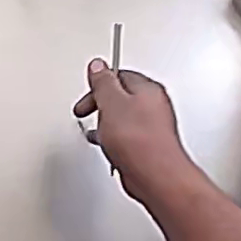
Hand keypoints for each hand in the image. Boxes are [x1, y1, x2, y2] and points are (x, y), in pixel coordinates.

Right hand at [74, 59, 203, 202]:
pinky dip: (112, 136)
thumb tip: (98, 66)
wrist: (153, 173)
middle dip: (101, 102)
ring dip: (106, 121)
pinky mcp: (146, 143)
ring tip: (95, 128)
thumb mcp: (112, 104)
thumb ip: (103, 83)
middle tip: (87, 109)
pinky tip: (106, 144)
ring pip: (123, 115)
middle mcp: (153, 105)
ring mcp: (151, 125)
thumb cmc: (139, 141)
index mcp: (147, 89)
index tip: (87, 90)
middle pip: (122, 95)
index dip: (99, 82)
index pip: (119, 75)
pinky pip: (125, 133)